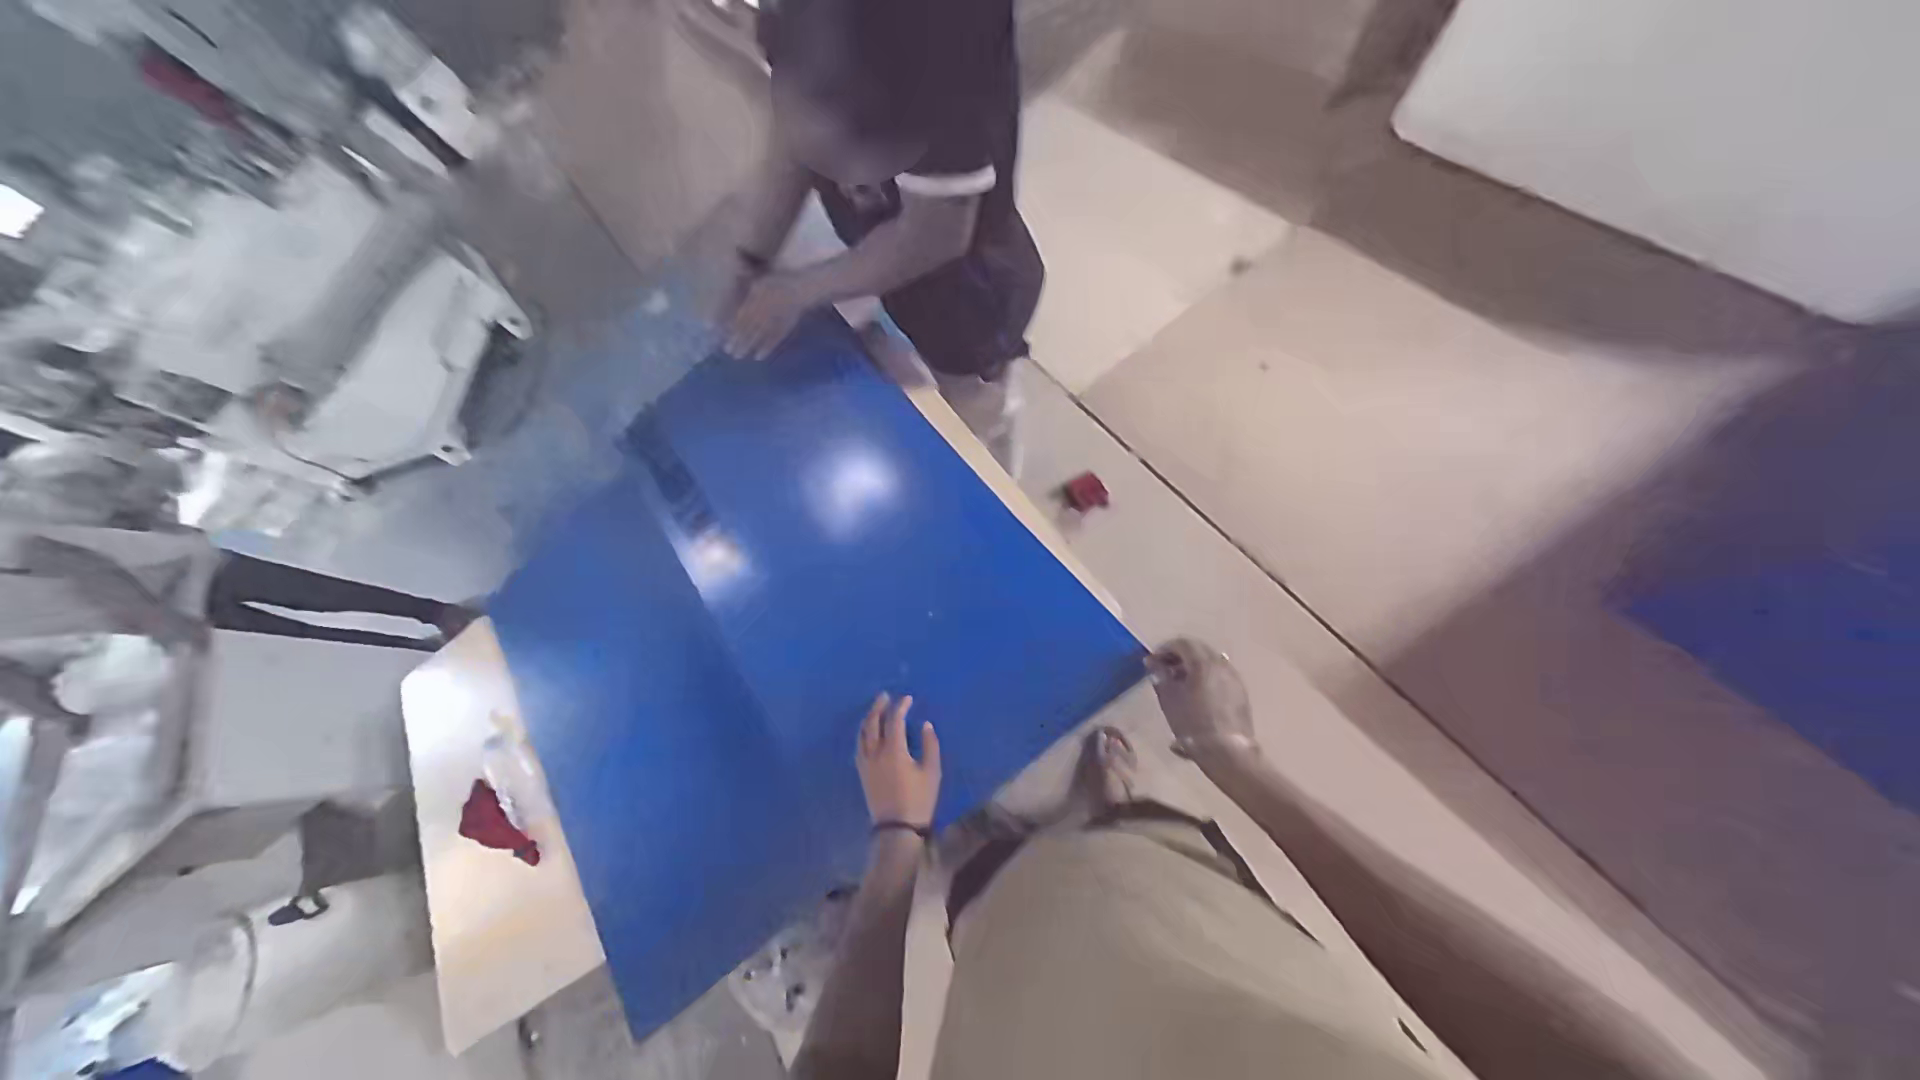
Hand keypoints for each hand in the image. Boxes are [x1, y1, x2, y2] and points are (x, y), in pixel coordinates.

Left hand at [725, 273, 815, 359]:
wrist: (801, 289)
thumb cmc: (780, 282)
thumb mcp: (761, 280)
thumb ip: (748, 286)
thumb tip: (733, 286)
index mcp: (756, 301)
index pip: (741, 317)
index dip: (731, 327)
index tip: (722, 336)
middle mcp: (763, 313)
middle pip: (748, 329)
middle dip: (738, 341)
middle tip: (729, 352)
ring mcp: (774, 323)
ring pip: (759, 336)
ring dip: (748, 347)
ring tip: (739, 356)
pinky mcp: (784, 329)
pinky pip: (774, 341)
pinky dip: (766, 349)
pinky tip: (759, 357)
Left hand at [856, 692, 940, 827]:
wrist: (896, 829)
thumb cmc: (919, 800)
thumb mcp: (932, 772)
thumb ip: (929, 745)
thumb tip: (925, 725)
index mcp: (894, 751)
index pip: (894, 720)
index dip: (900, 706)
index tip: (907, 699)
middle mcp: (875, 753)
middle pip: (872, 723)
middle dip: (878, 707)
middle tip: (885, 696)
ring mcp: (865, 763)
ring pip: (862, 734)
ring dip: (869, 718)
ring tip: (876, 710)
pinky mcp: (862, 773)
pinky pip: (859, 746)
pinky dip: (863, 733)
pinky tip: (868, 733)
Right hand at [1146, 638, 1262, 775]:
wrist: (1226, 751)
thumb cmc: (1193, 723)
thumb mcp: (1169, 698)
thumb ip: (1159, 675)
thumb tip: (1152, 662)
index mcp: (1203, 662)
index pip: (1182, 643)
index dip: (1164, 648)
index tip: (1152, 661)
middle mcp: (1221, 664)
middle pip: (1198, 649)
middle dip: (1178, 655)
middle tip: (1163, 668)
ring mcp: (1233, 677)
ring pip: (1210, 661)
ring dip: (1192, 665)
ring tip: (1178, 682)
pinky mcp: (1240, 691)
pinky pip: (1219, 674)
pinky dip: (1205, 675)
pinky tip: (1196, 693)